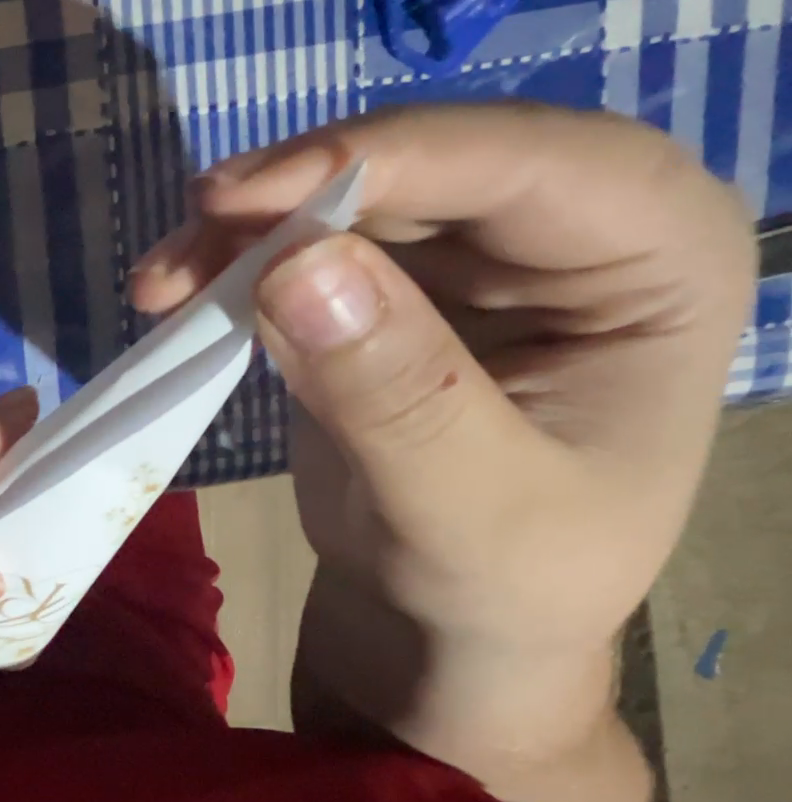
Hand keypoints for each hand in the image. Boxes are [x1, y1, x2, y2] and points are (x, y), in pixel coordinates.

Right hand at [131, 104, 755, 801]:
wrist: (445, 628)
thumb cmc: (497, 584)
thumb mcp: (463, 507)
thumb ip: (394, 393)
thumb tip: (295, 268)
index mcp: (655, 264)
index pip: (528, 166)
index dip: (385, 160)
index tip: (243, 196)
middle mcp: (567, 238)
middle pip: (425, 167)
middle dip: (296, 193)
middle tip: (187, 229)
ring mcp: (469, 266)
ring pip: (348, 202)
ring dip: (244, 231)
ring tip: (158, 282)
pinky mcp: (386, 301)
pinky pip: (303, 255)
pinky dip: (233, 270)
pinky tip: (179, 297)